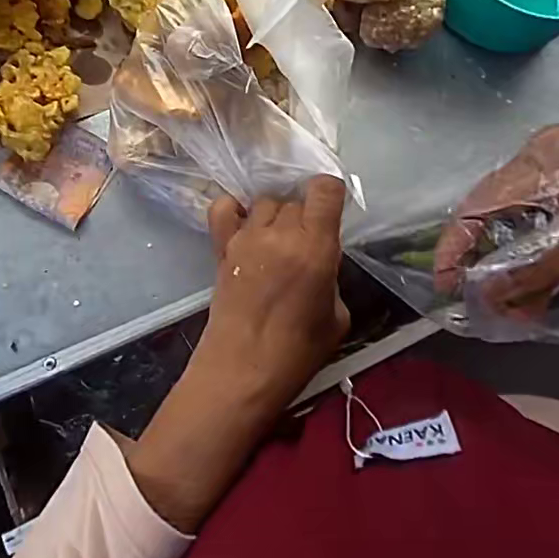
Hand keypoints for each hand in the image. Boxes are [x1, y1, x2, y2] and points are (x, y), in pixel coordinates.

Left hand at [125, 176, 348, 531]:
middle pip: (294, 199)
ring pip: (264, 203)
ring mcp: (246, 238)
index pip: (325, 189)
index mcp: (316, 248)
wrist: (243, 368)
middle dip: (303, 216)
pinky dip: (233, 210)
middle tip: (303, 245)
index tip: (331, 209)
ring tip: (275, 242)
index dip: (330, 194)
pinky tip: (243, 225)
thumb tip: (318, 261)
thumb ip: (331, 276)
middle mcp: (280, 233)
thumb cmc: (298, 351)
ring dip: (273, 216)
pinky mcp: (221, 248)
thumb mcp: (337, 316)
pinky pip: (223, 210)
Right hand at [432, 123, 558, 320]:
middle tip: (489, 306)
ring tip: (522, 308)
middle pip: (501, 214)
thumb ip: (533, 268)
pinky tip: (551, 288)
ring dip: (523, 267)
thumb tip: (482, 295)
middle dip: (491, 263)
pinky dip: (552, 259)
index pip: (478, 204)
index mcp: (546, 155)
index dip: (457, 248)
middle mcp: (558, 158)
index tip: (449, 288)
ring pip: (533, 224)